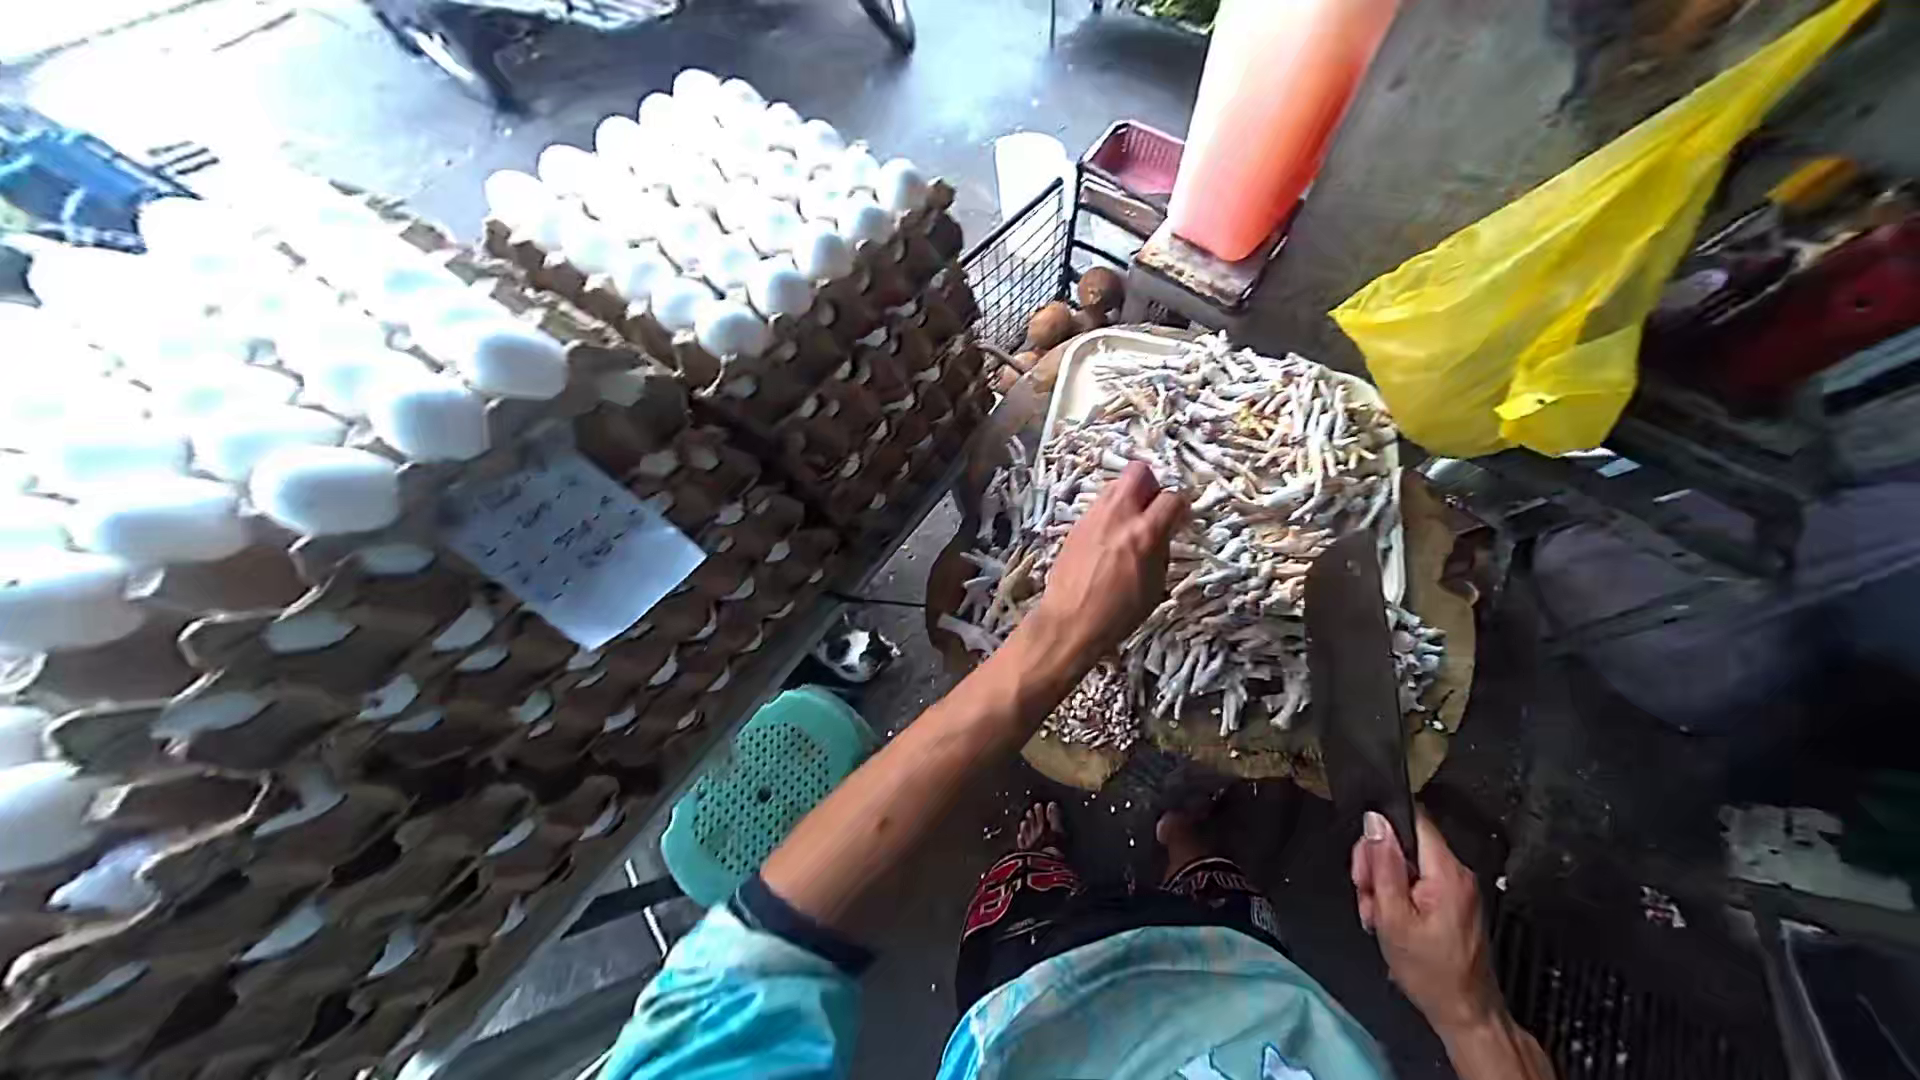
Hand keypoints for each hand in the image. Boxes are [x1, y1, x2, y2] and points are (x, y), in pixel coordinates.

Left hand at [1021, 461, 1186, 672]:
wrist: (1071, 620)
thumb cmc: (1119, 611)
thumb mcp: (1155, 583)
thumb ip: (1161, 547)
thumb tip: (1165, 529)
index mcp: (1145, 533)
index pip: (1173, 497)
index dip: (1180, 506)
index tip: (1180, 517)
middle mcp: (1118, 516)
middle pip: (1139, 472)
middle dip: (1151, 485)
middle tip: (1153, 509)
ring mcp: (1093, 517)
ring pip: (1115, 485)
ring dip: (1128, 497)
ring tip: (1129, 524)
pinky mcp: (1076, 525)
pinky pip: (1098, 505)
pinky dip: (1109, 514)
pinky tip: (1109, 538)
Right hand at [1351, 809, 1501, 1035]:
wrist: (1464, 1014)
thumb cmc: (1429, 970)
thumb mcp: (1393, 915)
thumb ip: (1382, 864)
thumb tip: (1375, 821)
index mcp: (1446, 873)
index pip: (1414, 819)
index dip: (1382, 828)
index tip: (1366, 855)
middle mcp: (1456, 874)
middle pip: (1403, 842)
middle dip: (1375, 862)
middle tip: (1367, 893)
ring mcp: (1456, 888)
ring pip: (1404, 862)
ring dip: (1382, 882)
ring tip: (1378, 913)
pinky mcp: (1451, 901)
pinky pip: (1415, 879)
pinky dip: (1396, 893)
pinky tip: (1390, 917)